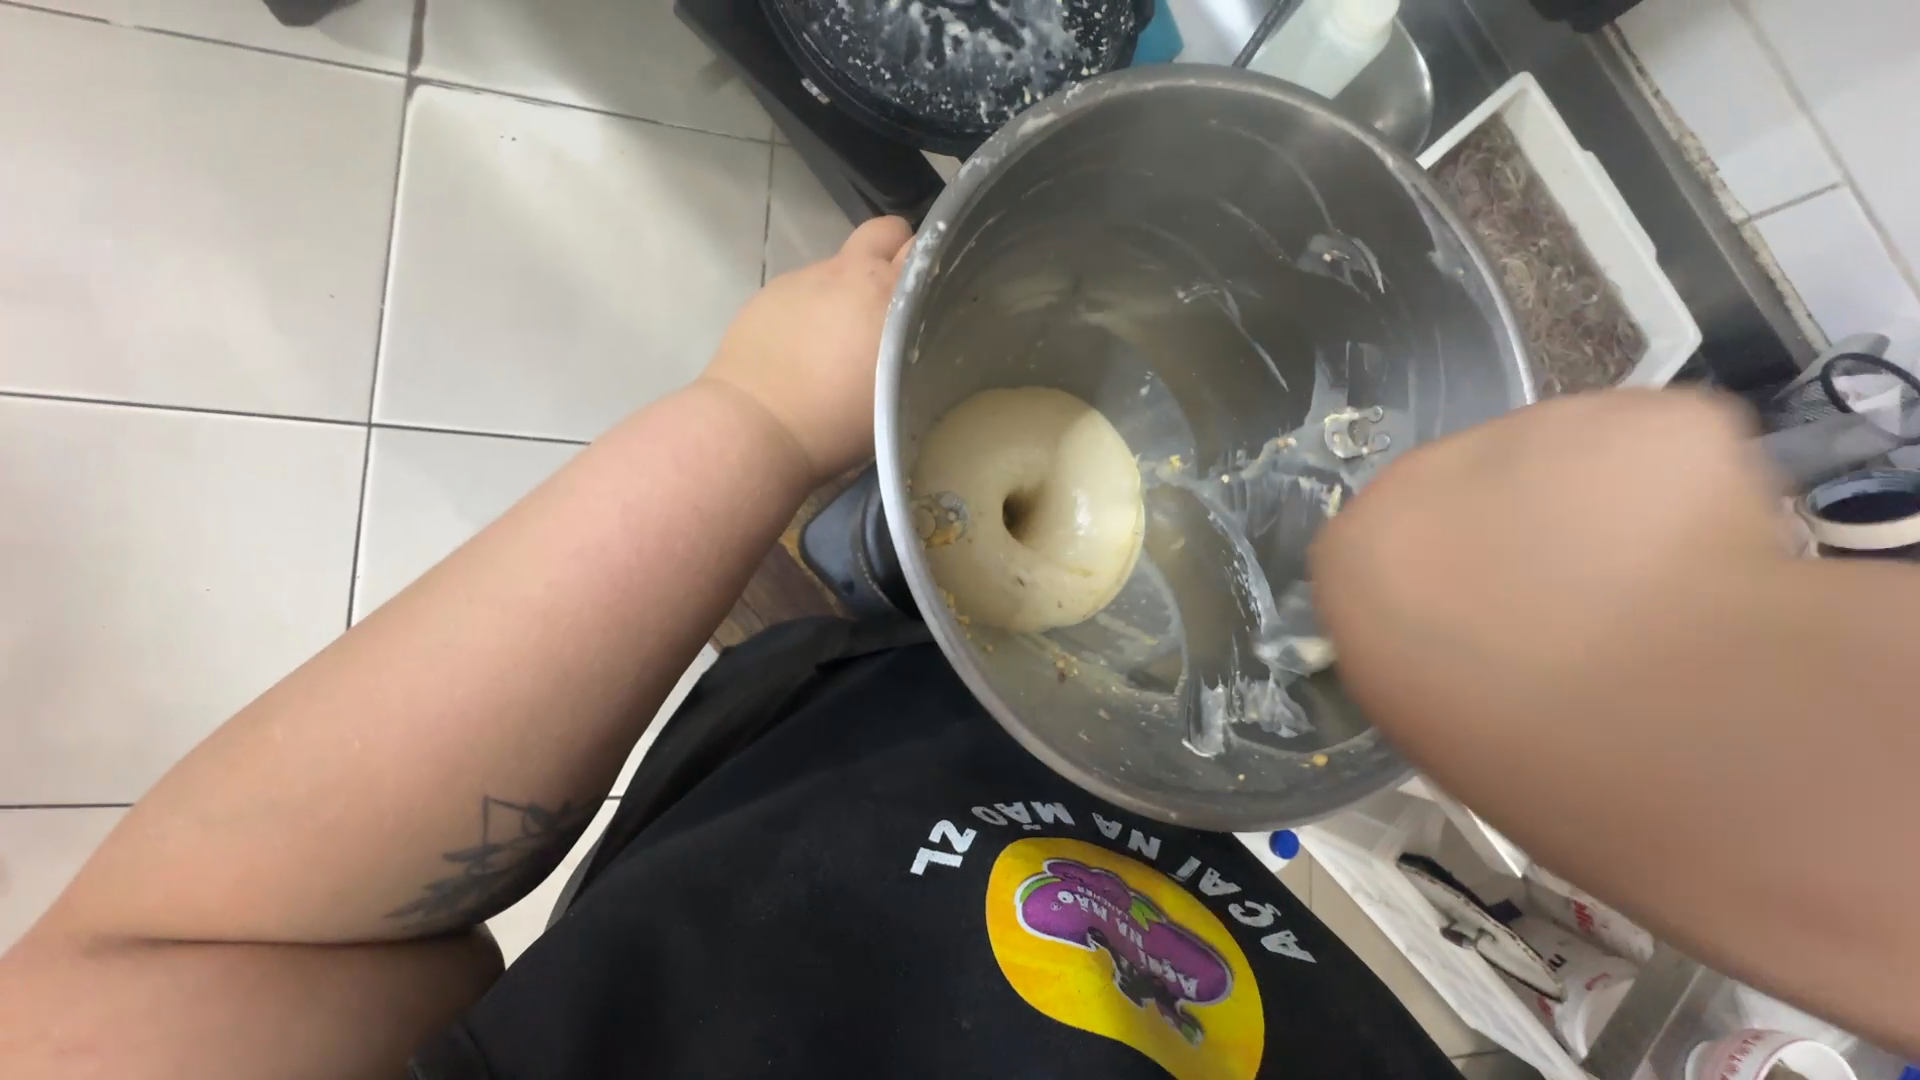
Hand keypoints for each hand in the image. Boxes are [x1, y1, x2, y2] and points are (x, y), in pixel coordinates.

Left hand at [701, 216, 913, 482]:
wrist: (755, 426)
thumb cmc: (837, 422)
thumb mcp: (897, 393)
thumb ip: (912, 350)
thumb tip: (914, 333)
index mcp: (887, 295)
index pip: (923, 249)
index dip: (928, 266)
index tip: (929, 294)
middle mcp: (848, 273)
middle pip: (884, 231)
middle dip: (891, 253)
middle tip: (888, 299)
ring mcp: (805, 279)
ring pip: (840, 265)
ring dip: (846, 288)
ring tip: (836, 337)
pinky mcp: (770, 292)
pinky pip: (804, 289)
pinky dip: (810, 307)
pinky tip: (801, 349)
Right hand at [1309, 389, 1783, 732]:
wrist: (1654, 712)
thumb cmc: (1509, 739)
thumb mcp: (1412, 697)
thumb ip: (1408, 630)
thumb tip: (1449, 617)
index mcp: (1356, 546)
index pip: (1388, 543)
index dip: (1440, 575)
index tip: (1484, 618)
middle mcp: (1422, 471)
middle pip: (1467, 487)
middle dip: (1512, 526)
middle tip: (1569, 599)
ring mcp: (1530, 432)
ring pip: (1559, 457)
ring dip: (1590, 502)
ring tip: (1646, 582)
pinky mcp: (1640, 418)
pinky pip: (1653, 445)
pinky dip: (1679, 487)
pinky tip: (1704, 552)